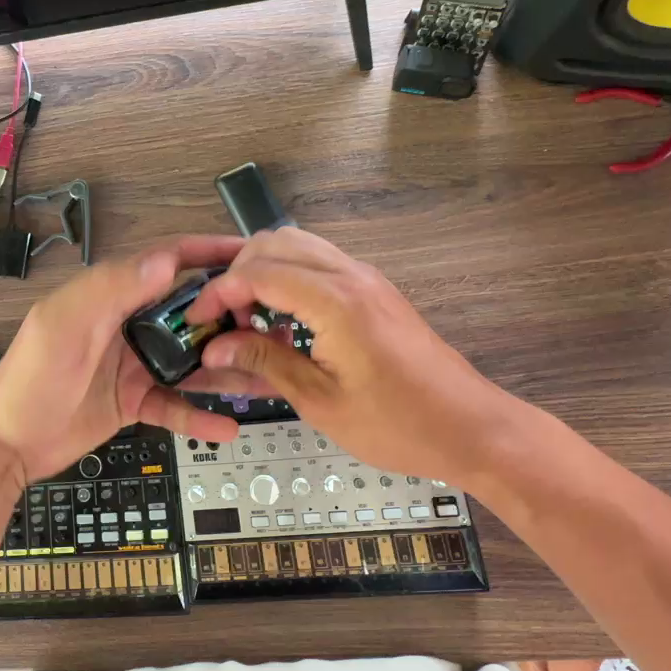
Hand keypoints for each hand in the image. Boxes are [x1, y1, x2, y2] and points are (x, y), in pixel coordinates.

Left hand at [0, 236, 245, 481]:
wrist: (5, 440)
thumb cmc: (30, 376)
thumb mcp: (65, 324)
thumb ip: (111, 288)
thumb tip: (167, 259)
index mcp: (112, 294)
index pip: (168, 261)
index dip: (209, 252)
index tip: (252, 253)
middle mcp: (127, 323)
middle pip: (190, 310)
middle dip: (230, 314)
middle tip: (272, 326)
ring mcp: (133, 363)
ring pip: (191, 359)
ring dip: (224, 366)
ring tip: (263, 377)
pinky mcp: (133, 400)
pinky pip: (175, 404)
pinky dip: (199, 415)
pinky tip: (226, 426)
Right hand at [185, 227, 528, 486]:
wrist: (473, 427)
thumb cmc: (398, 424)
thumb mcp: (321, 402)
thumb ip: (264, 363)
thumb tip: (214, 348)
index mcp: (335, 301)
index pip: (257, 272)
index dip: (218, 292)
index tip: (197, 320)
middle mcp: (350, 275)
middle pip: (274, 243)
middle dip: (238, 273)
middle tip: (224, 319)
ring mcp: (366, 277)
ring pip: (298, 245)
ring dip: (264, 270)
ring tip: (251, 318)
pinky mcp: (375, 288)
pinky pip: (319, 261)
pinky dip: (289, 276)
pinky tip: (285, 320)